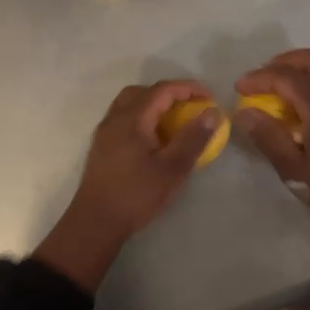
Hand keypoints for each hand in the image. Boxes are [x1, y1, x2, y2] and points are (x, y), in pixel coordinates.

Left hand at [33, 79, 222, 291]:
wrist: (96, 221)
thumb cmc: (137, 194)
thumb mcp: (173, 168)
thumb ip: (193, 138)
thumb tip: (212, 112)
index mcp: (132, 119)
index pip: (162, 90)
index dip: (188, 88)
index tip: (210, 97)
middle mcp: (114, 119)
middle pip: (142, 92)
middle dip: (169, 94)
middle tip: (190, 108)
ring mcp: (104, 133)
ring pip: (130, 105)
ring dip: (154, 107)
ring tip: (174, 125)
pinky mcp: (101, 147)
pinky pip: (123, 120)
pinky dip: (142, 120)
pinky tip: (154, 142)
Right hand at [235, 48, 309, 236]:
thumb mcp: (294, 168)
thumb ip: (269, 137)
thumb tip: (244, 113)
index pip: (287, 77)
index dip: (260, 78)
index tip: (240, 88)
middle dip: (286, 61)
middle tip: (263, 76)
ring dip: (302, 70)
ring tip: (280, 90)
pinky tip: (303, 108)